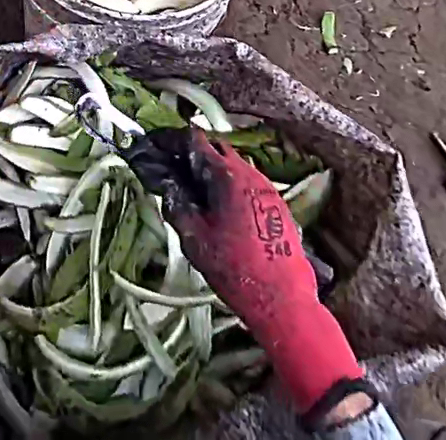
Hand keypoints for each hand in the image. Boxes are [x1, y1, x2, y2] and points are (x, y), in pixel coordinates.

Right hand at [159, 130, 364, 417]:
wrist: (285, 304)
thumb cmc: (236, 271)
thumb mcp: (193, 239)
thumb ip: (177, 205)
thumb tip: (168, 186)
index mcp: (229, 178)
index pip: (197, 142)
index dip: (175, 141)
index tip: (161, 145)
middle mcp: (252, 178)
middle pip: (219, 149)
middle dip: (196, 153)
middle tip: (176, 164)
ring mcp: (269, 192)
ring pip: (236, 166)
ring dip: (215, 169)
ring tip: (196, 186)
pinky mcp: (280, 208)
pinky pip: (250, 184)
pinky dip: (232, 185)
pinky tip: (221, 205)